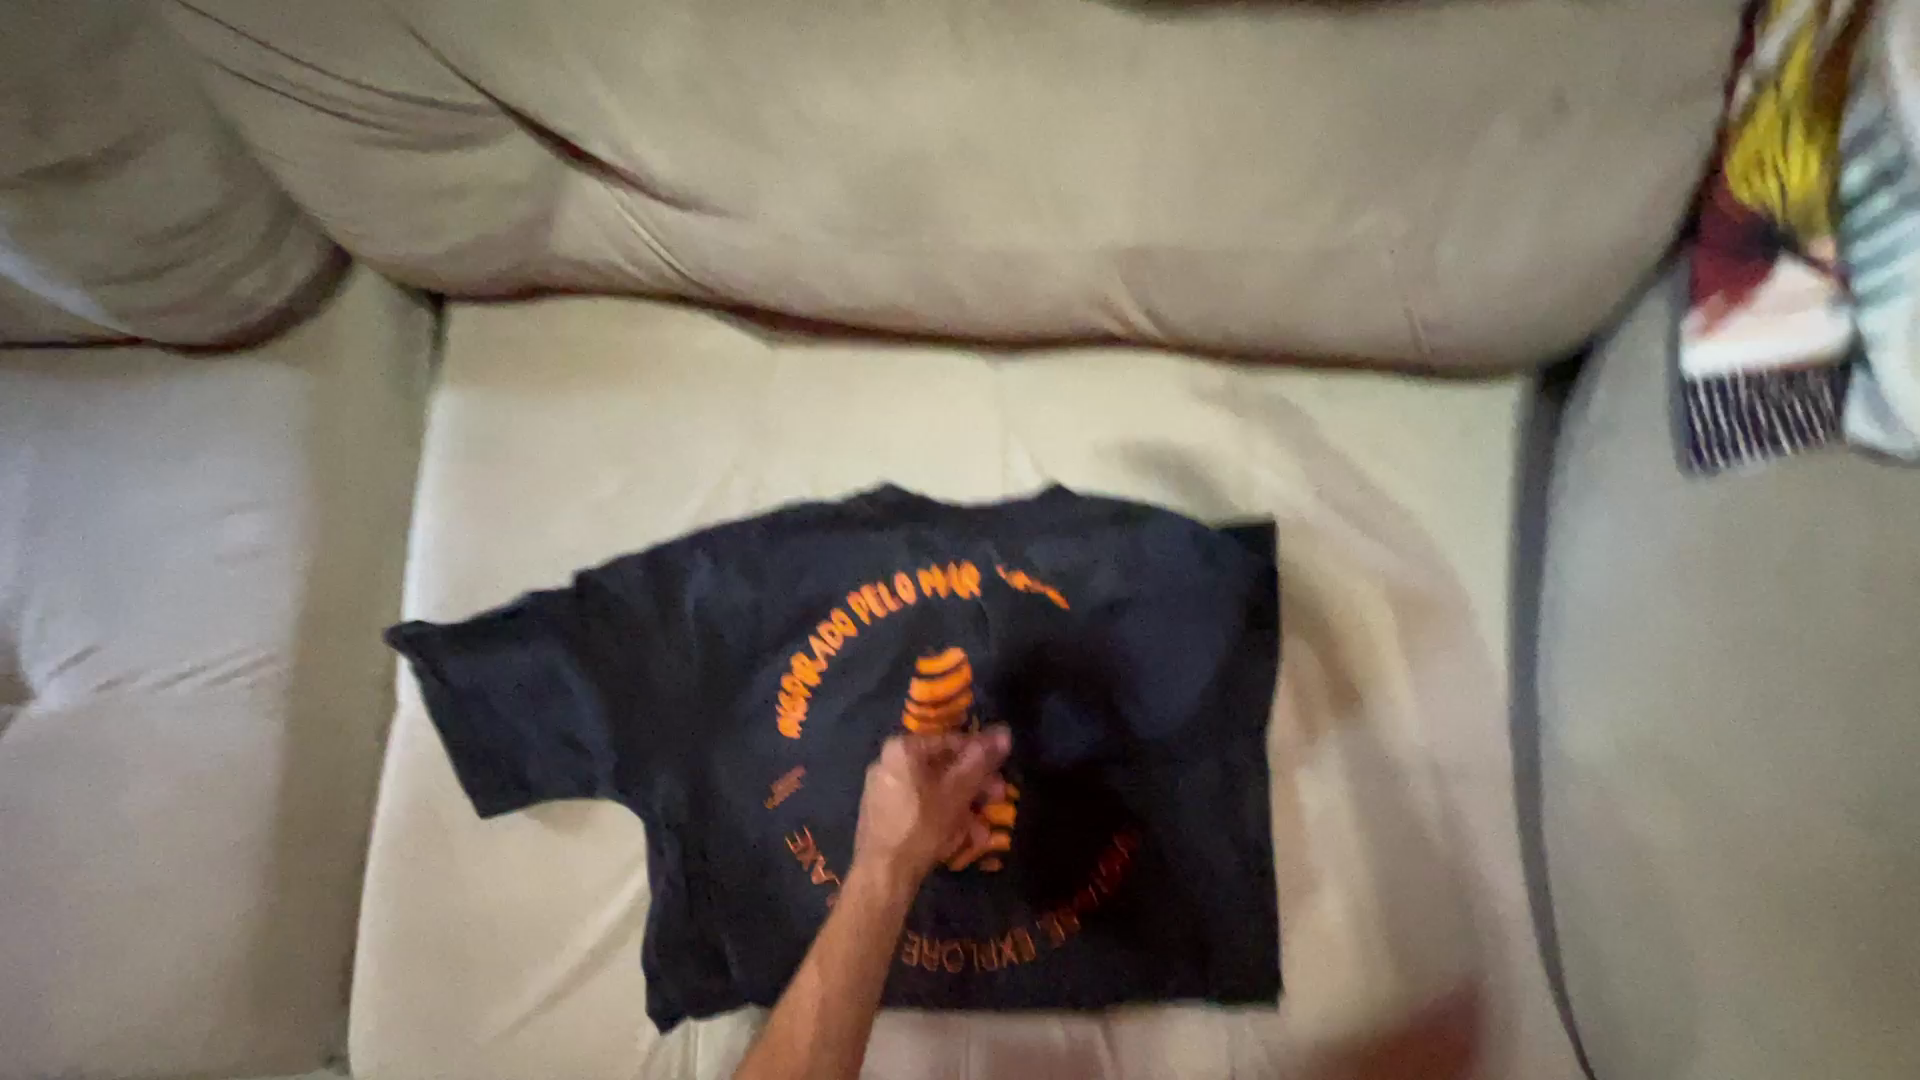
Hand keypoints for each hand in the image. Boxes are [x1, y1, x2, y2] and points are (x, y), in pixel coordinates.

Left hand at [852, 727, 1011, 890]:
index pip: (951, 741)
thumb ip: (980, 761)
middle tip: (996, 799)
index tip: (1000, 773)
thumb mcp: (957, 792)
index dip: (981, 755)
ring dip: (962, 805)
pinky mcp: (882, 813)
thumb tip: (1004, 732)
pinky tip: (959, 836)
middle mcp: (888, 762)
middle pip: (942, 767)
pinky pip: (919, 805)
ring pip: (933, 790)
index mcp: (902, 748)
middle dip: (974, 785)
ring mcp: (883, 789)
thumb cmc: (922, 826)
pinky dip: (941, 816)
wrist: (881, 875)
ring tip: (980, 829)